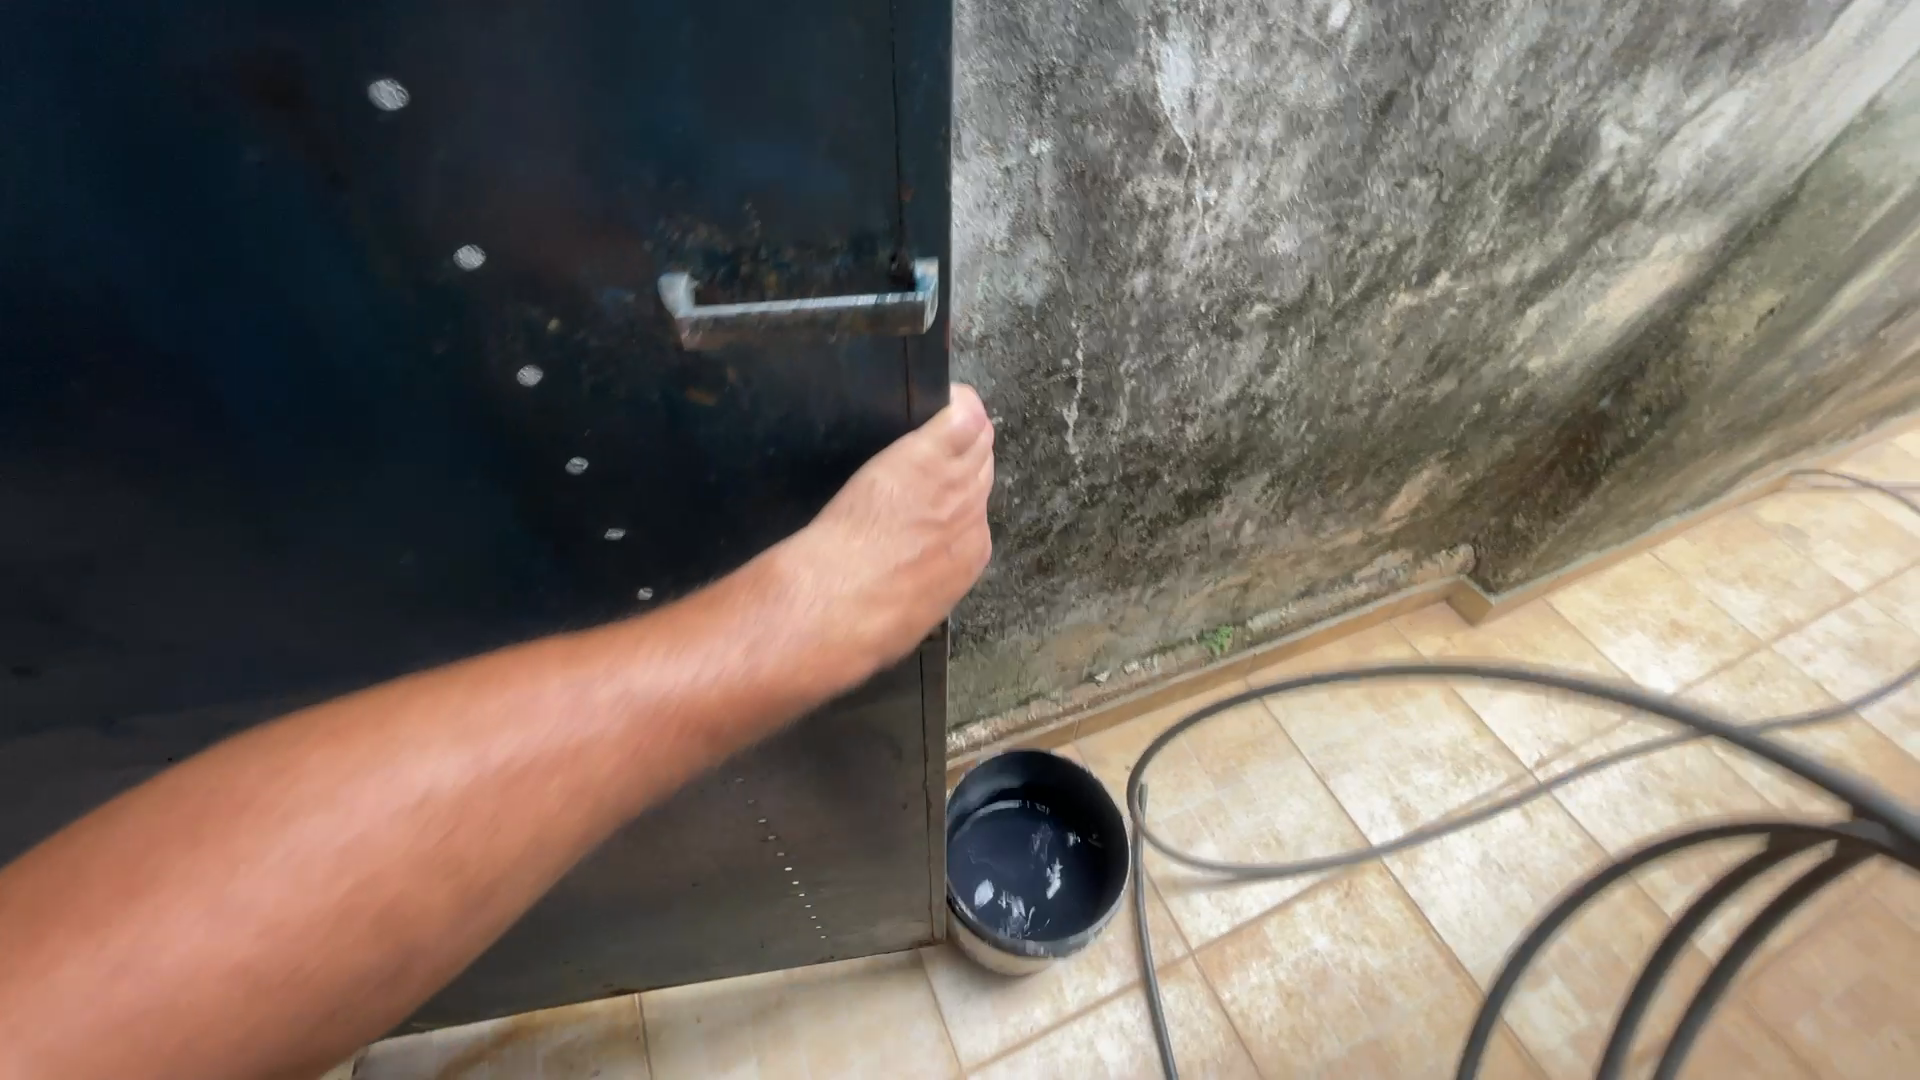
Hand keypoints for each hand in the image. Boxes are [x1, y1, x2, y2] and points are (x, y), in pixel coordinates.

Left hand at [775, 384, 993, 681]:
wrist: (841, 602)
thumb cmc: (863, 620)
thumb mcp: (906, 613)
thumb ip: (918, 586)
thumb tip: (906, 585)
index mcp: (967, 559)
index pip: (977, 510)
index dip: (959, 492)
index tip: (941, 486)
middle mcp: (971, 516)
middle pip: (982, 469)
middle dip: (966, 455)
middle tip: (942, 444)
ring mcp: (953, 483)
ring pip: (976, 439)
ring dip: (964, 425)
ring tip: (945, 411)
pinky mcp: (929, 456)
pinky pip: (960, 415)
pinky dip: (956, 401)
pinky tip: (949, 392)